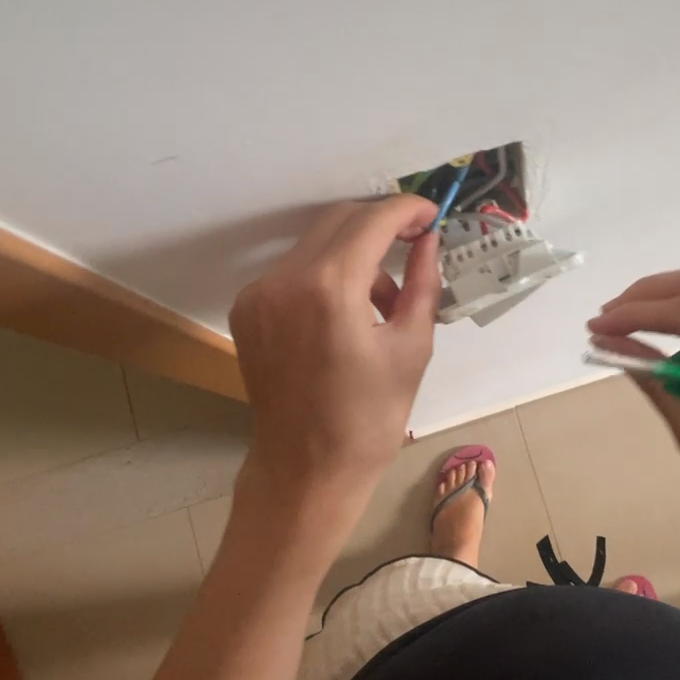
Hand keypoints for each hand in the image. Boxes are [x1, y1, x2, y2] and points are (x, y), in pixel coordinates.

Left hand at [229, 195, 441, 494]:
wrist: (306, 469)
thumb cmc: (369, 419)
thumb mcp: (412, 349)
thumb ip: (422, 283)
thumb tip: (429, 241)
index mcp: (329, 289)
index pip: (371, 222)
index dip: (406, 210)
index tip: (431, 214)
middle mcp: (284, 280)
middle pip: (338, 221)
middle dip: (380, 225)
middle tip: (416, 243)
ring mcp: (259, 295)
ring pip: (315, 244)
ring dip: (355, 253)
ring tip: (386, 300)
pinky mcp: (248, 311)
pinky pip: (294, 271)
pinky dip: (327, 275)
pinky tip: (350, 312)